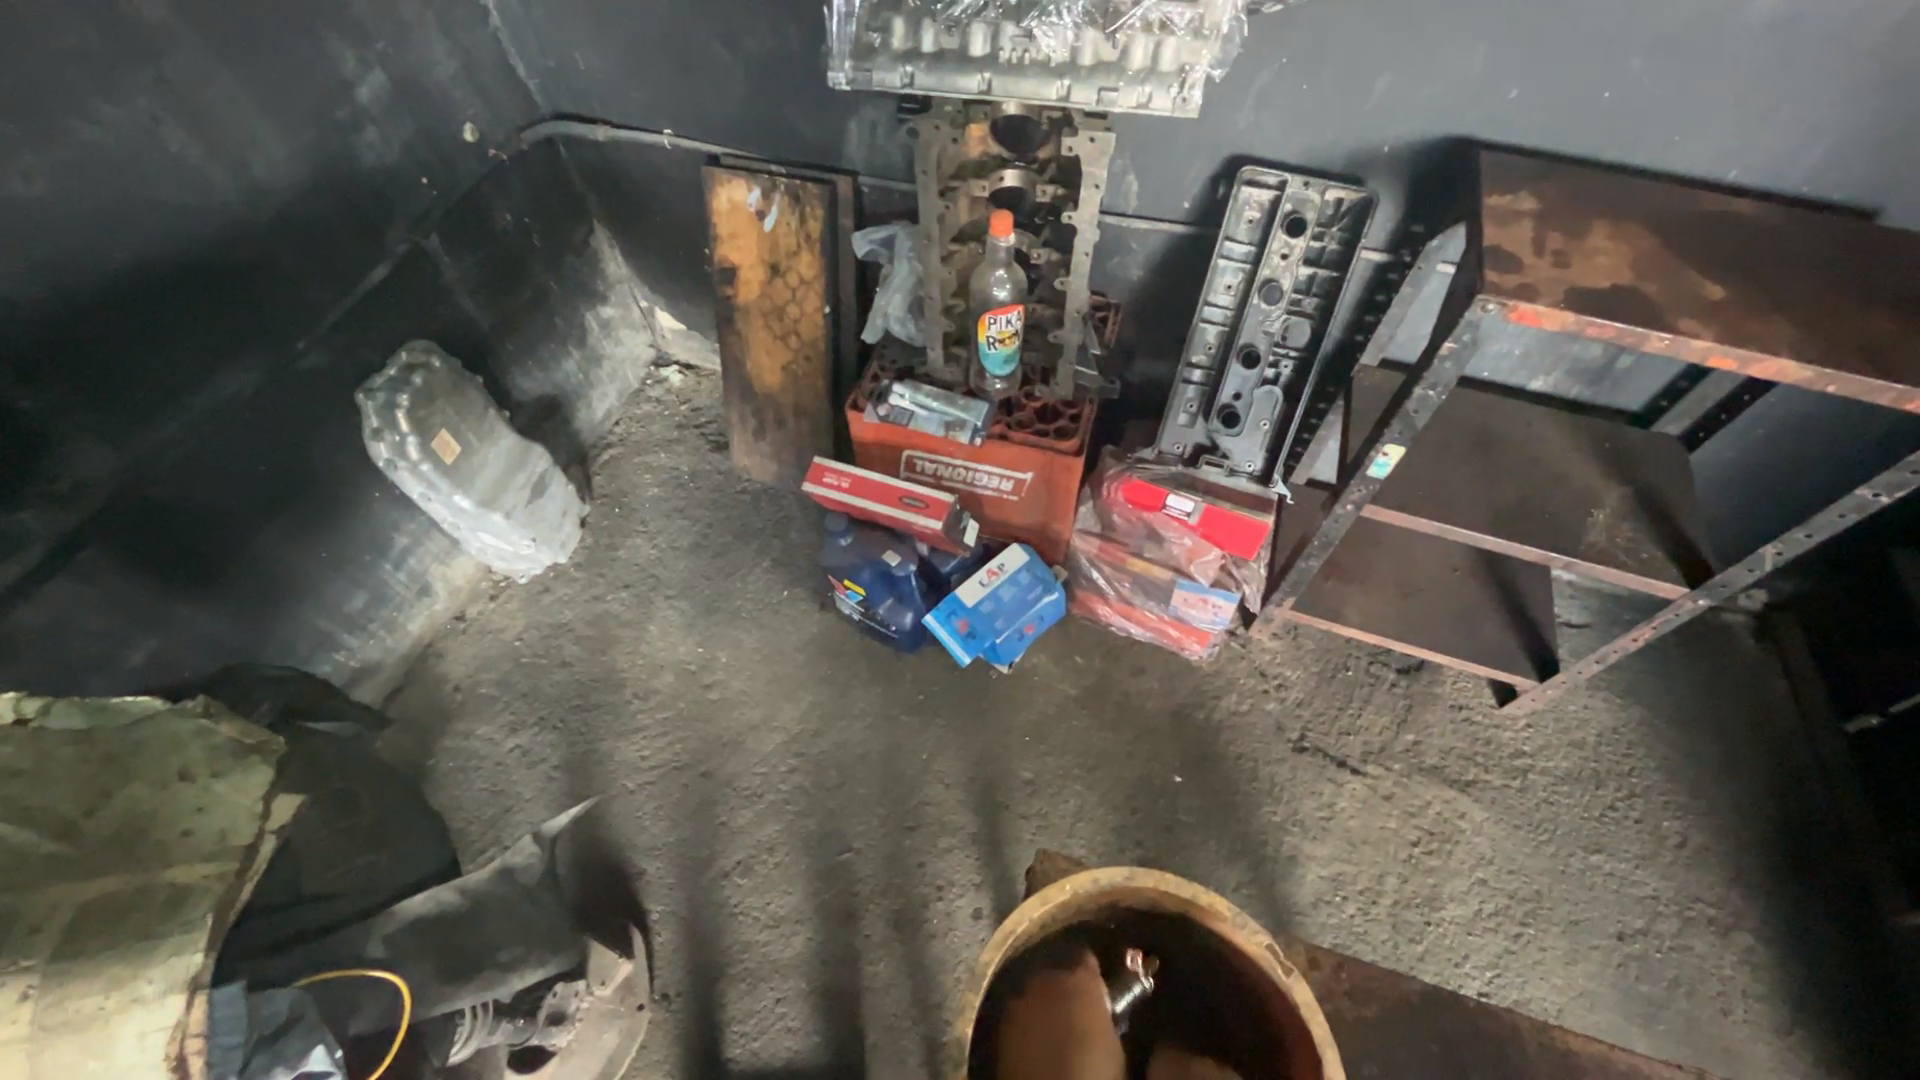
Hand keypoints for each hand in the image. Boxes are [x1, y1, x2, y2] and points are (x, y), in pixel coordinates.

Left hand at [994, 947, 1123, 1079]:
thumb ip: (1101, 1017)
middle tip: (1074, 1011)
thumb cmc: (1094, 1070)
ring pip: (1036, 993)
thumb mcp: (1113, 1044)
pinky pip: (1019, 1014)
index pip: (1087, 961)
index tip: (1097, 988)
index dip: (1092, 973)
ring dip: (1044, 1003)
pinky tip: (1034, 1040)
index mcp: (1081, 980)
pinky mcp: (1003, 1022)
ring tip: (1052, 1026)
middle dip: (1065, 987)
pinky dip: (1027, 1022)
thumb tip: (1098, 1015)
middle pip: (1058, 974)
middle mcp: (1048, 980)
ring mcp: (1022, 999)